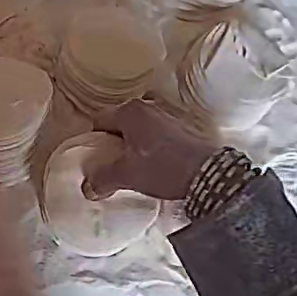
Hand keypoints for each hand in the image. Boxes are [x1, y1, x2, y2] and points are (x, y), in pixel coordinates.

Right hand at [84, 100, 219, 200]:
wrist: (208, 174)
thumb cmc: (163, 167)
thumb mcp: (127, 175)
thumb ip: (102, 179)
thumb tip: (88, 188)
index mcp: (130, 112)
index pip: (99, 121)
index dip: (93, 141)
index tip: (95, 160)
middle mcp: (148, 107)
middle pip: (119, 125)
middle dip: (113, 144)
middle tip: (110, 166)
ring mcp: (167, 116)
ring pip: (138, 131)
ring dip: (132, 147)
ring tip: (132, 169)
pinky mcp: (182, 129)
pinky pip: (155, 137)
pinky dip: (149, 149)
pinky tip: (153, 168)